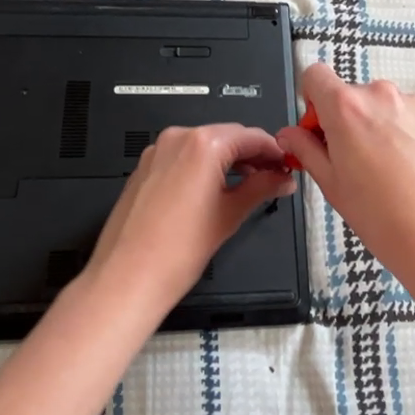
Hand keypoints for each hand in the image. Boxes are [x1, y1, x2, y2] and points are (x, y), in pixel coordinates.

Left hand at [80, 124, 296, 312]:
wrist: (127, 278)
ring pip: (204, 145)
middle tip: (274, 176)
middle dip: (253, 154)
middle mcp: (177, 139)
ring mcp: (157, 152)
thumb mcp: (229, 215)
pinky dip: (203, 166)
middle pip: (228, 136)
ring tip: (250, 185)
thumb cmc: (172, 252)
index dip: (274, 150)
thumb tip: (279, 178)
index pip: (250, 136)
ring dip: (229, 160)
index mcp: (202, 145)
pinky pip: (183, 156)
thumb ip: (260, 188)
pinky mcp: (146, 167)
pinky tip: (216, 188)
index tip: (286, 163)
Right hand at [278, 63, 414, 303]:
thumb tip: (290, 135)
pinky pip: (403, 117)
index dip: (309, 101)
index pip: (314, 75)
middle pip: (347, 94)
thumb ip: (306, 151)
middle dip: (340, 121)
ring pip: (377, 108)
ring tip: (380, 176)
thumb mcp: (332, 186)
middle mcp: (380, 95)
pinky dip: (396, 136)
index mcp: (347, 107)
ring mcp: (412, 105)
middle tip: (345, 164)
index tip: (315, 131)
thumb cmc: (388, 221)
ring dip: (370, 129)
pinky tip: (404, 175)